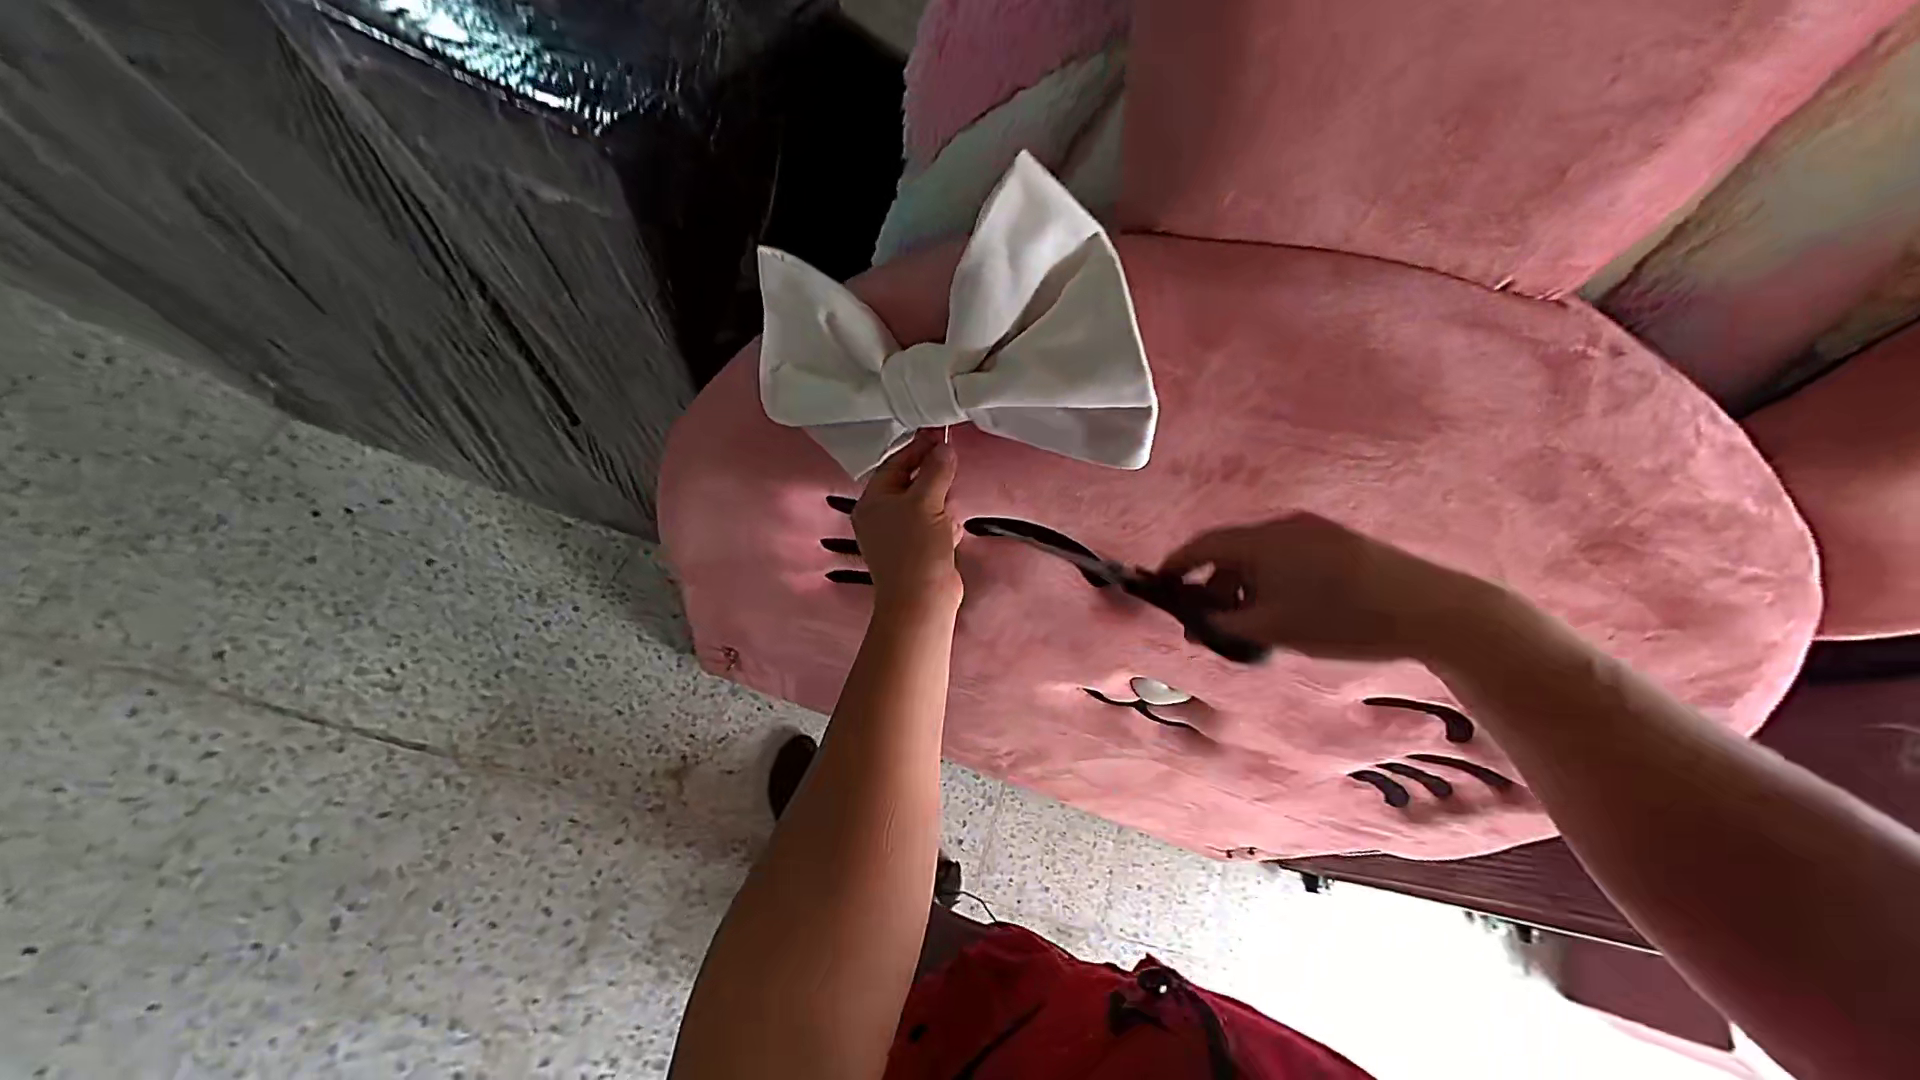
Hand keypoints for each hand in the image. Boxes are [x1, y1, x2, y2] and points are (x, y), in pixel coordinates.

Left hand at [852, 438, 962, 607]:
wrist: (922, 600)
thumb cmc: (915, 551)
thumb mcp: (926, 501)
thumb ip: (936, 471)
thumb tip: (943, 450)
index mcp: (872, 502)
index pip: (895, 464)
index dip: (918, 449)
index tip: (940, 438)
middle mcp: (881, 517)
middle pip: (910, 483)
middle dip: (933, 480)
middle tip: (951, 470)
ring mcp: (898, 536)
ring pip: (925, 505)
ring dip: (941, 505)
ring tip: (948, 513)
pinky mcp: (917, 550)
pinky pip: (933, 526)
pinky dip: (944, 526)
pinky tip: (951, 533)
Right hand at [1158, 513, 1497, 662]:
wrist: (1433, 611)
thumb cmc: (1342, 621)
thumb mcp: (1274, 629)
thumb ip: (1224, 625)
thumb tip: (1193, 623)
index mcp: (1262, 541)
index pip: (1202, 545)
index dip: (1176, 565)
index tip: (1161, 586)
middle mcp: (1283, 527)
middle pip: (1231, 551)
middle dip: (1213, 584)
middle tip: (1209, 619)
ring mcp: (1314, 531)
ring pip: (1260, 555)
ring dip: (1244, 585)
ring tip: (1250, 622)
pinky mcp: (1338, 542)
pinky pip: (1286, 556)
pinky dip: (1271, 580)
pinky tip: (1284, 609)